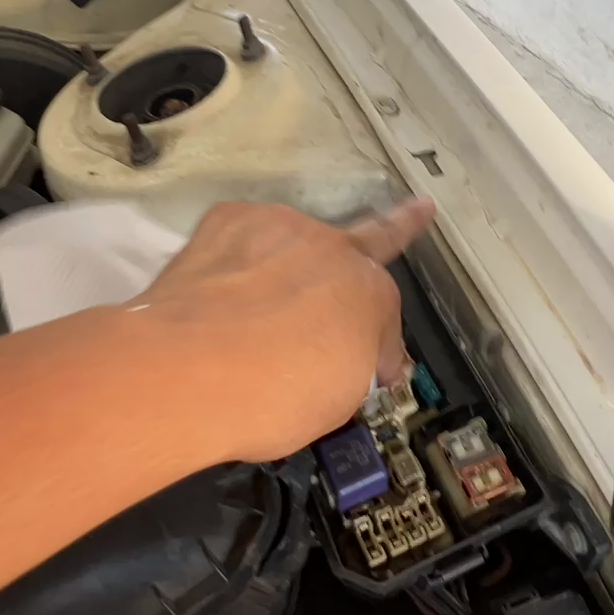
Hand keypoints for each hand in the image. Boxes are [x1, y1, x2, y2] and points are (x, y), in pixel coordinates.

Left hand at [134, 198, 436, 462]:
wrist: (188, 369)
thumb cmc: (273, 397)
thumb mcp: (338, 397)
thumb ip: (358, 361)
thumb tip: (373, 358)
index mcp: (368, 294)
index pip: (394, 286)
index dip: (411, 291)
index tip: (424, 217)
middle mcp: (332, 248)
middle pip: (351, 251)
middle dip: (361, 258)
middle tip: (392, 229)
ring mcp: (278, 227)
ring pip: (292, 244)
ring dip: (287, 266)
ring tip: (260, 304)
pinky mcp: (228, 220)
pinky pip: (245, 238)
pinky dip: (241, 259)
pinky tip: (223, 287)